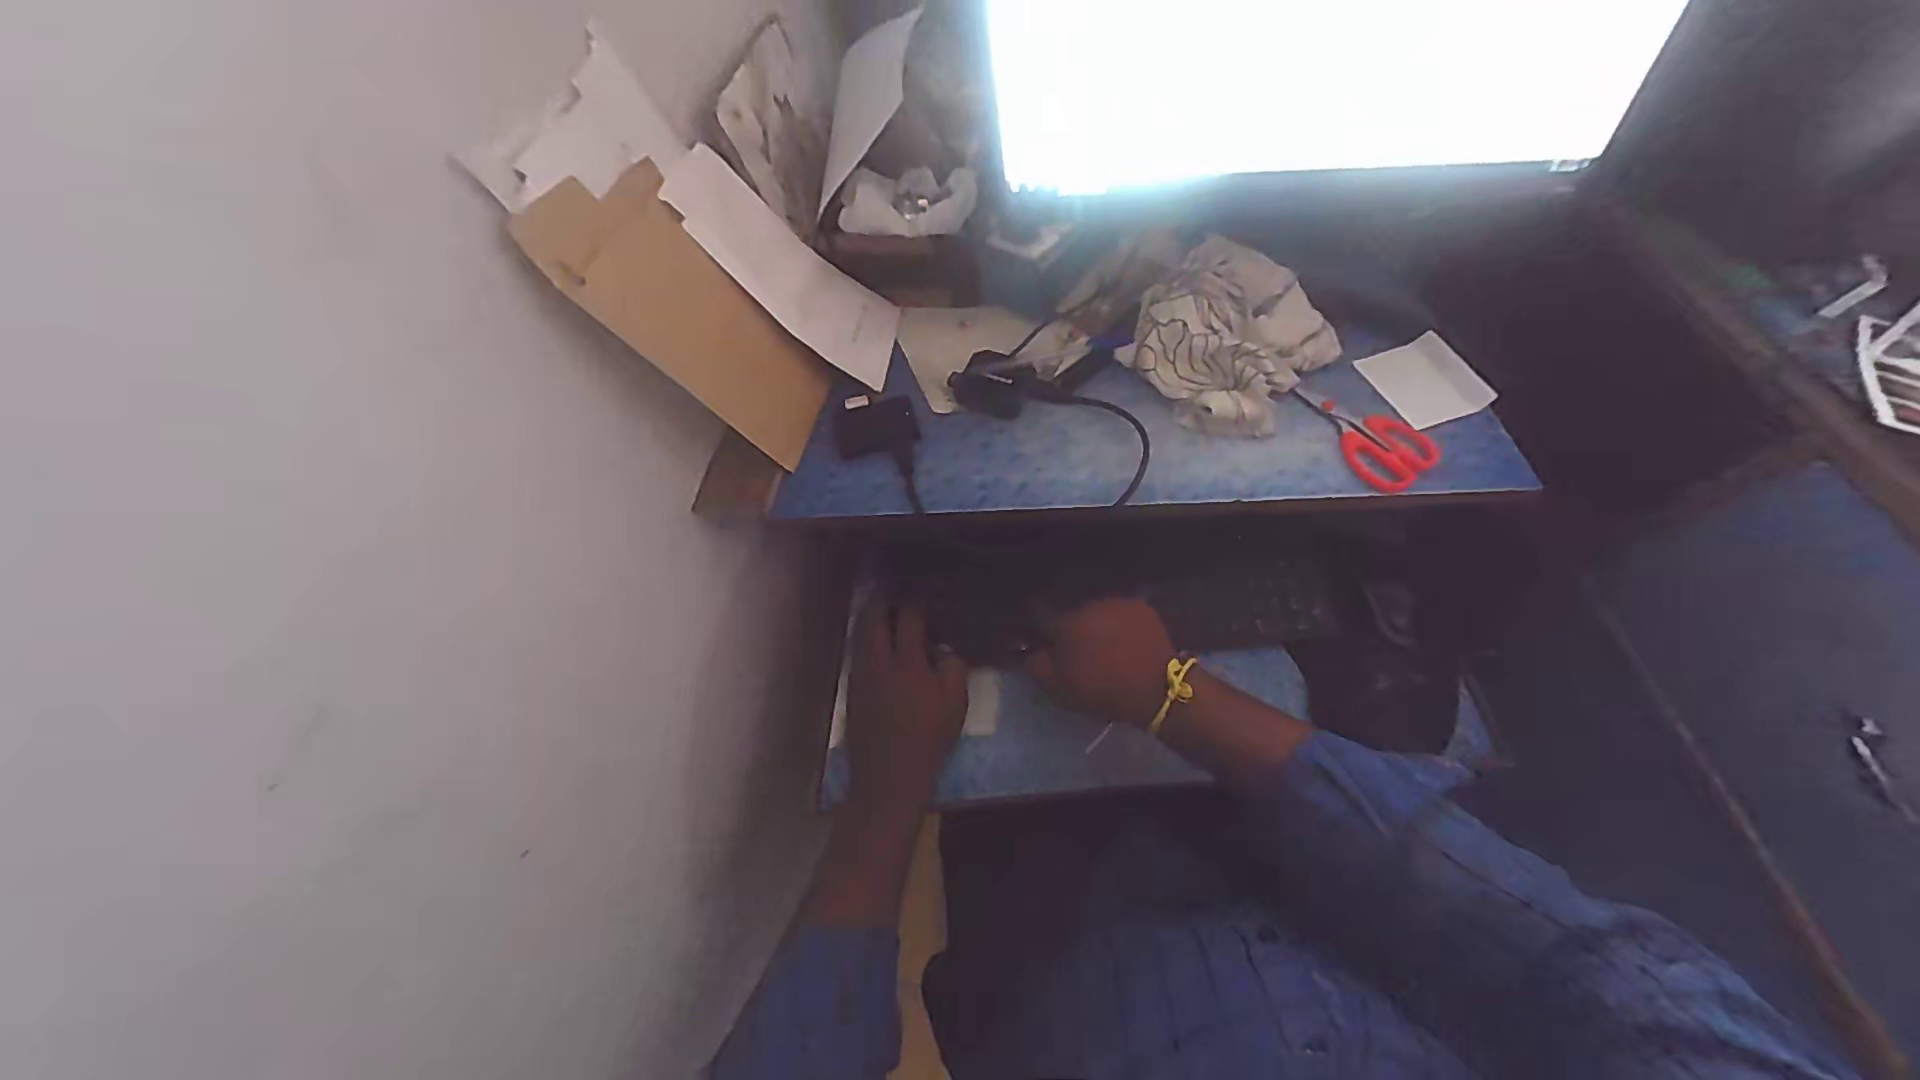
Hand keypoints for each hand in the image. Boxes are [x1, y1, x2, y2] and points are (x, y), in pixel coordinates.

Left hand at [842, 598, 969, 817]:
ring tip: (885, 608)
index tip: (924, 590)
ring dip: (872, 616)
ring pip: (861, 633)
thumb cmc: (928, 741)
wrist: (888, 778)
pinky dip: (866, 638)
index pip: (909, 618)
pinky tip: (878, 642)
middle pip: (874, 617)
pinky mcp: (852, 688)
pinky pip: (858, 651)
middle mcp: (879, 663)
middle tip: (896, 590)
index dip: (916, 600)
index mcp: (908, 665)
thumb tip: (943, 648)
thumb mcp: (955, 705)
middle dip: (884, 599)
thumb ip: (953, 667)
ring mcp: (860, 675)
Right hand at [1027, 597, 1176, 726]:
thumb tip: (1025, 648)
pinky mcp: (1137, 605)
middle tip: (1076, 646)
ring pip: (1094, 608)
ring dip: (1093, 620)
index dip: (1034, 624)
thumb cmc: (1102, 691)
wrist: (1156, 689)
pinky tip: (1122, 636)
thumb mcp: (1059, 688)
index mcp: (1063, 624)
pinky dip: (1116, 619)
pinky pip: (1117, 609)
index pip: (1036, 612)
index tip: (1037, 635)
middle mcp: (1086, 604)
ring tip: (1103, 641)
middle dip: (1067, 624)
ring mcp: (1114, 602)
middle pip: (1067, 610)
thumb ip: (1035, 664)